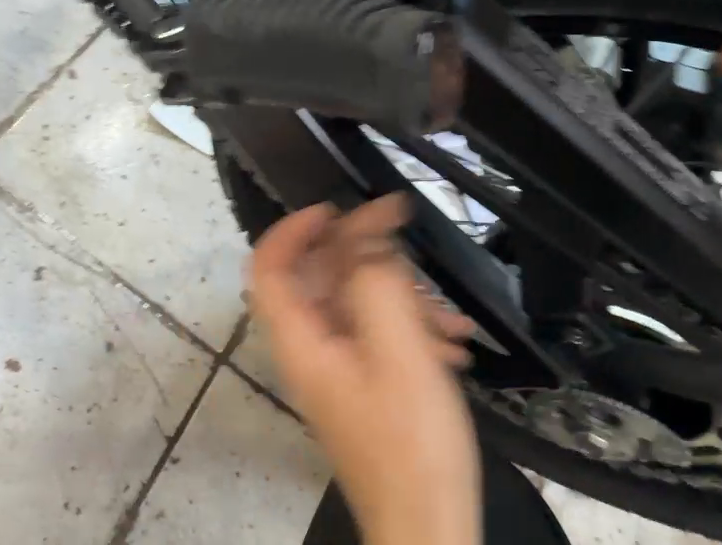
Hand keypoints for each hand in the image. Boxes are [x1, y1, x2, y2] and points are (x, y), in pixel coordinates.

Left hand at [248, 195, 480, 544]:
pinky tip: (452, 344)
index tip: (336, 209)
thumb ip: (377, 283)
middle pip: (320, 280)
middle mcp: (310, 352)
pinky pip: (378, 338)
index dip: (294, 228)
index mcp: (301, 340)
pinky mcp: (364, 388)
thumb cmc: (412, 445)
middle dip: (367, 259)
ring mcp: (337, 371)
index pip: (269, 266)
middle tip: (405, 244)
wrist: (429, 529)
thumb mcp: (399, 352)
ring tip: (449, 316)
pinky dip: (411, 330)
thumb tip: (365, 236)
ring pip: (356, 307)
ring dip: (401, 298)